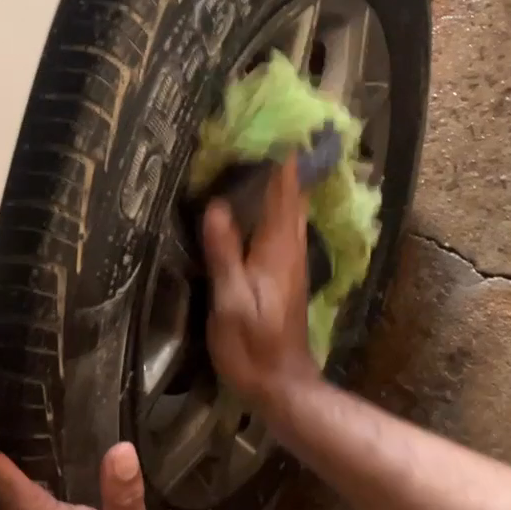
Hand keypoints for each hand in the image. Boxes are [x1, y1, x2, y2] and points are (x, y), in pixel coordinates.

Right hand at [202, 156, 321, 412]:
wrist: (280, 384)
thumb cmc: (253, 345)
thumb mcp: (230, 301)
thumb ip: (224, 253)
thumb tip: (217, 206)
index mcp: (277, 249)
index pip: (283, 194)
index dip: (283, 161)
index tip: (284, 125)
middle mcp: (290, 251)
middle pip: (293, 200)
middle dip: (289, 167)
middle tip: (282, 131)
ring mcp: (291, 265)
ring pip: (292, 215)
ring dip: (286, 186)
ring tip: (275, 157)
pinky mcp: (286, 279)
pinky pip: (285, 231)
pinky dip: (280, 210)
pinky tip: (267, 208)